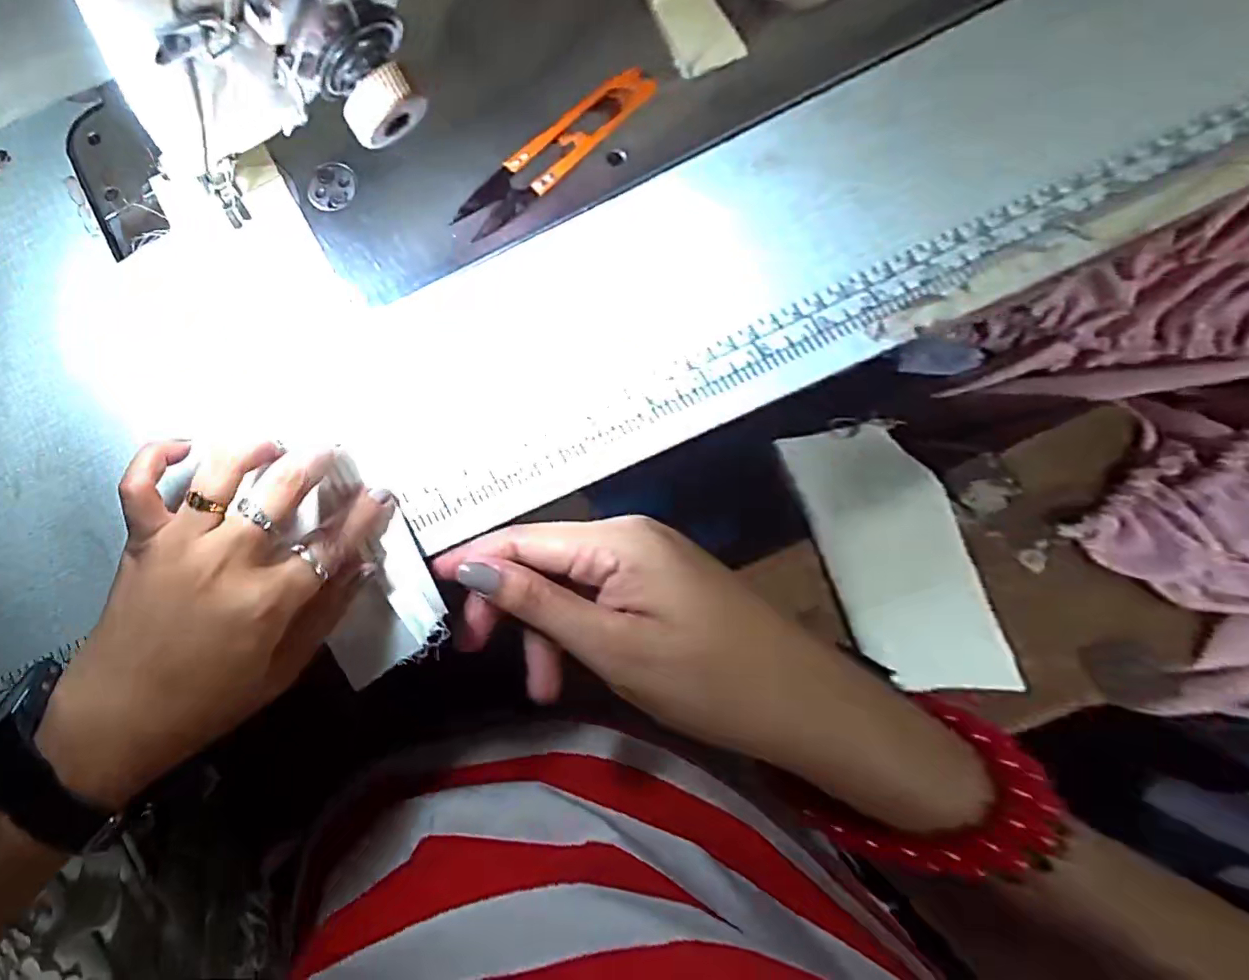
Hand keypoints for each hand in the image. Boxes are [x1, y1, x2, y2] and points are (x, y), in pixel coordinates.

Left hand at [34, 440, 394, 808]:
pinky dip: (156, 455)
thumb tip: (362, 567)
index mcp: (267, 600)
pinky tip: (184, 447)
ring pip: (219, 475)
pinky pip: (140, 484)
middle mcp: (227, 559)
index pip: (328, 545)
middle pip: (280, 493)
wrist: (122, 714)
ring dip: (251, 451)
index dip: (361, 517)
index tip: (379, 494)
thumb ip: (324, 616)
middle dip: (315, 465)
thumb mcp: (280, 672)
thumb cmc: (208, 701)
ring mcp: (180, 543)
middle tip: (330, 452)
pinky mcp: (142, 538)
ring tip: (272, 445)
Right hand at [434, 516, 993, 832]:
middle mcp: (625, 535)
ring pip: (565, 584)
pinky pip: (595, 597)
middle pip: (540, 559)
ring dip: (543, 630)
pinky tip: (572, 672)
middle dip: (509, 605)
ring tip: (543, 687)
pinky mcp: (656, 583)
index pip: (522, 538)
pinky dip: (575, 633)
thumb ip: (537, 602)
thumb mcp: (611, 647)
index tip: (433, 587)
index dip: (473, 560)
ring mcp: (644, 558)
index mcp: (615, 540)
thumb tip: (470, 566)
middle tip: (482, 652)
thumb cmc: (710, 681)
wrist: (815, 712)